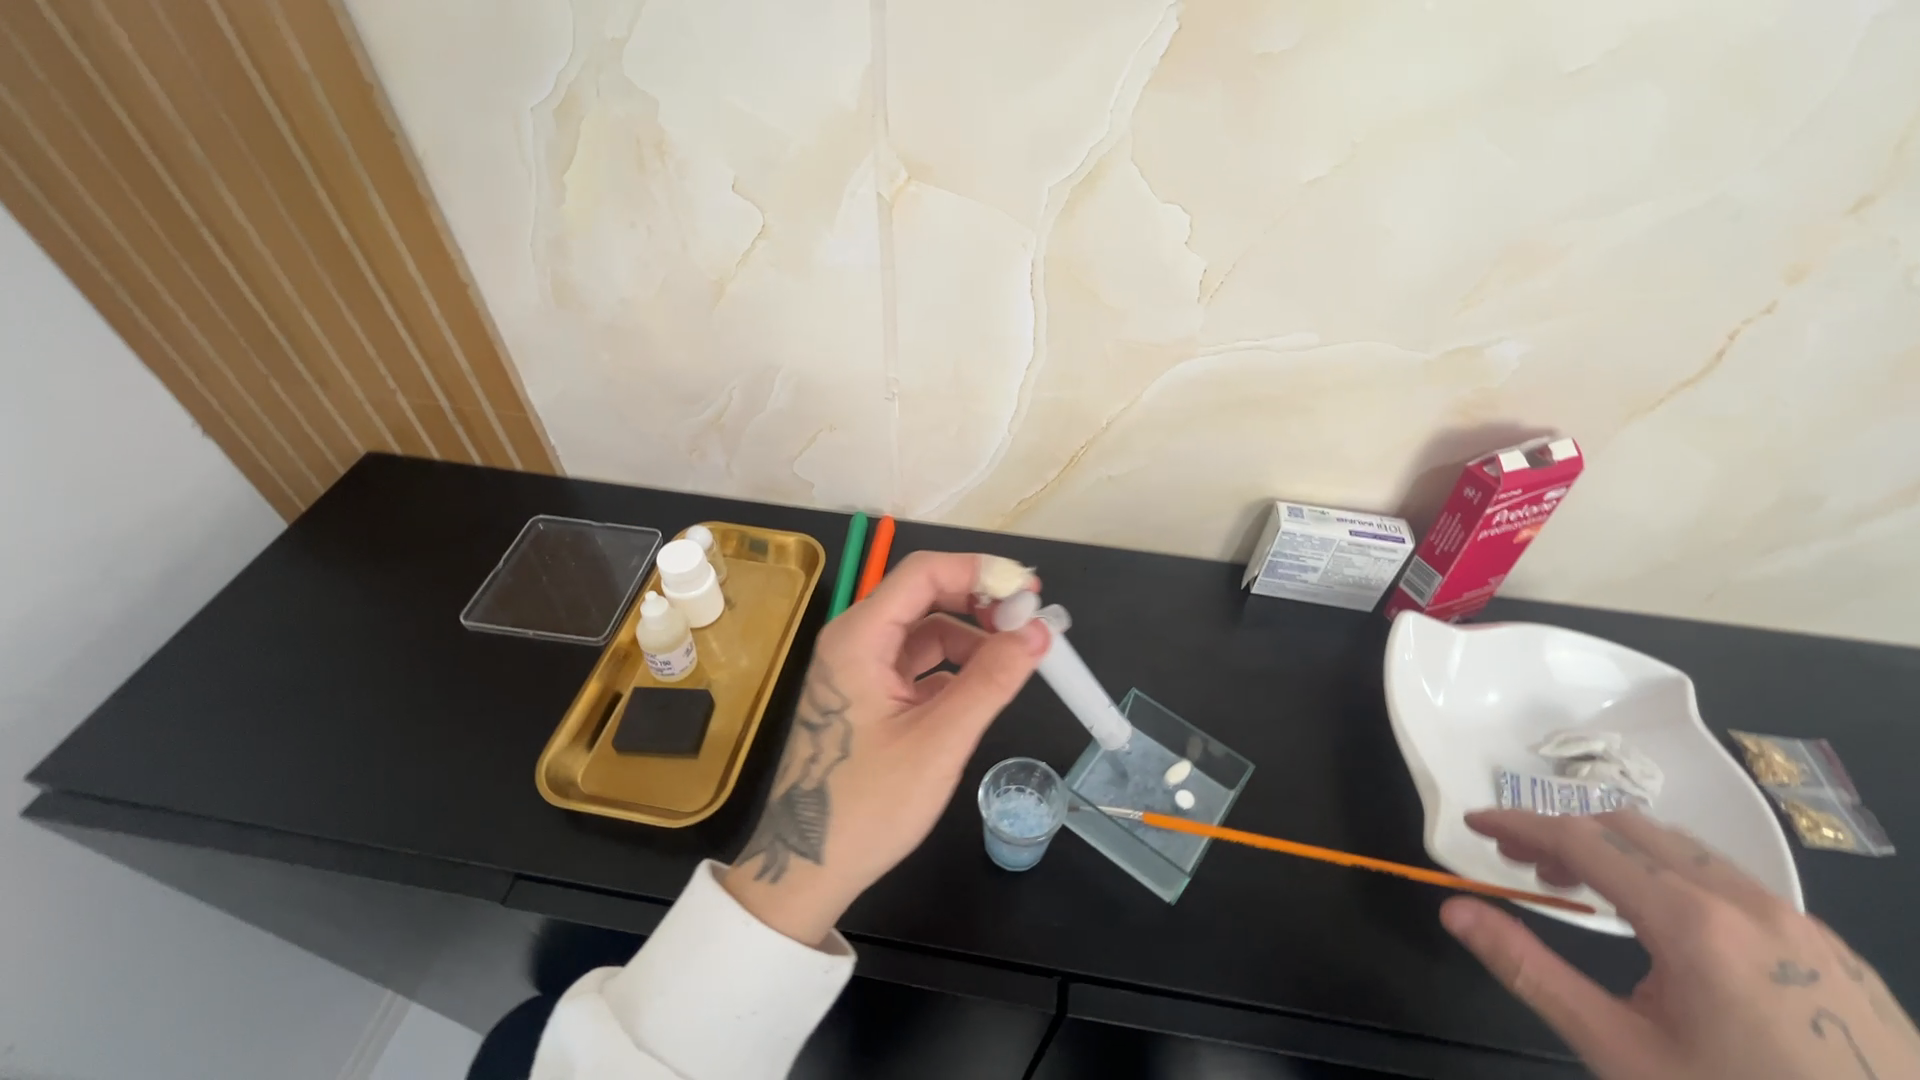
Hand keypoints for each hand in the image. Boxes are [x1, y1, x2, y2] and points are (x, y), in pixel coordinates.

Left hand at [723, 551, 1049, 945]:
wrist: (809, 867)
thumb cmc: (869, 805)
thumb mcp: (939, 740)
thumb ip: (992, 680)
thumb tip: (1039, 632)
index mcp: (858, 638)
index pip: (923, 573)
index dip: (979, 571)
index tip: (1028, 591)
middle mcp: (854, 641)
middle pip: (923, 596)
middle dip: (979, 602)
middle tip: (1029, 623)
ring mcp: (859, 669)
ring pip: (924, 630)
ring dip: (971, 636)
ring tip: (1015, 659)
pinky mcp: (868, 696)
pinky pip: (917, 663)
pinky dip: (954, 666)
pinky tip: (983, 687)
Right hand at [1443, 809, 1919, 1078]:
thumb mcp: (1620, 1051)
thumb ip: (1532, 971)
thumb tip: (1455, 910)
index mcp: (1692, 921)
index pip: (1581, 840)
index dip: (1518, 823)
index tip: (1474, 823)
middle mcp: (1746, 902)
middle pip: (1630, 828)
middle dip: (1561, 831)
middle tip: (1516, 860)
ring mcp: (1796, 921)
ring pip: (1683, 848)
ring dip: (1613, 848)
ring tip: (1575, 885)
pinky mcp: (1828, 947)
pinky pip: (1729, 879)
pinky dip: (1665, 872)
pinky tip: (1657, 920)